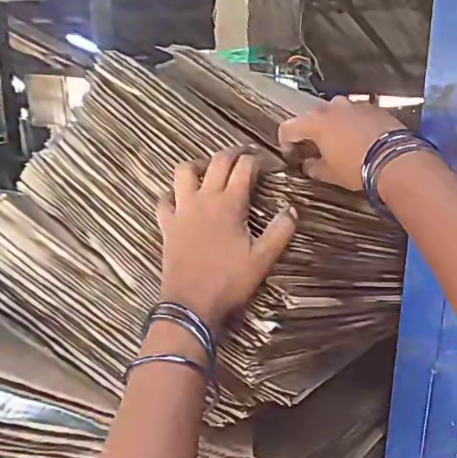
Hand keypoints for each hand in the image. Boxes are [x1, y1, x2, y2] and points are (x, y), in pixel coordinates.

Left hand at [156, 148, 298, 324]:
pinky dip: (172, 193)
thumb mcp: (263, 259)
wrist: (191, 303)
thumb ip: (280, 231)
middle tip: (243, 156)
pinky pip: (164, 199)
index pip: (244, 168)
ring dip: (199, 165)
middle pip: (217, 162)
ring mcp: (182, 210)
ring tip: (209, 170)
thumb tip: (292, 209)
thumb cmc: (229, 281)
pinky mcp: (167, 224)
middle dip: (232, 154)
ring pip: (184, 171)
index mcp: (229, 204)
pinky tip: (180, 198)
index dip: (256, 159)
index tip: (264, 161)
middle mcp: (204, 199)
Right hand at [276, 97, 407, 191]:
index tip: (293, 157)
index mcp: (314, 121)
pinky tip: (360, 141)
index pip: (287, 128)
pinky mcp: (373, 107)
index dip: (286, 144)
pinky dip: (352, 125)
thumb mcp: (329, 174)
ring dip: (333, 127)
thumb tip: (308, 164)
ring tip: (340, 145)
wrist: (396, 160)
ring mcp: (354, 104)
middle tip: (316, 152)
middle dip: (311, 134)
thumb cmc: (356, 168)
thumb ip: (312, 167)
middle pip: (312, 118)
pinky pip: (355, 114)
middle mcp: (331, 107)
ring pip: (335, 113)